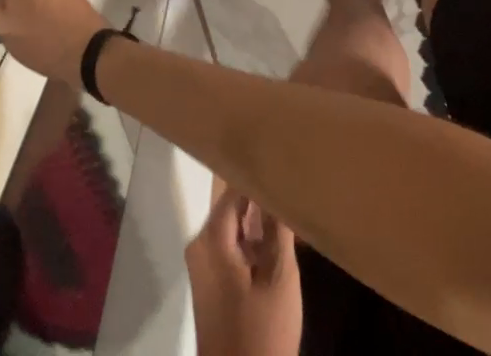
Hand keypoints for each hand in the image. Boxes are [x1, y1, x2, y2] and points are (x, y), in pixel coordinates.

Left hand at [186, 186, 302, 355]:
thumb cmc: (263, 329)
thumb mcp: (279, 278)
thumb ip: (277, 232)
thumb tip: (276, 193)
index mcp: (212, 239)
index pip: (233, 192)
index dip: (255, 176)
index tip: (278, 160)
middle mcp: (201, 246)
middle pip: (231, 210)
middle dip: (259, 199)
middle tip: (289, 179)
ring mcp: (204, 266)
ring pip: (234, 231)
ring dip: (259, 223)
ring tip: (290, 205)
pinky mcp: (212, 284)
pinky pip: (232, 250)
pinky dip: (253, 244)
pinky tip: (281, 242)